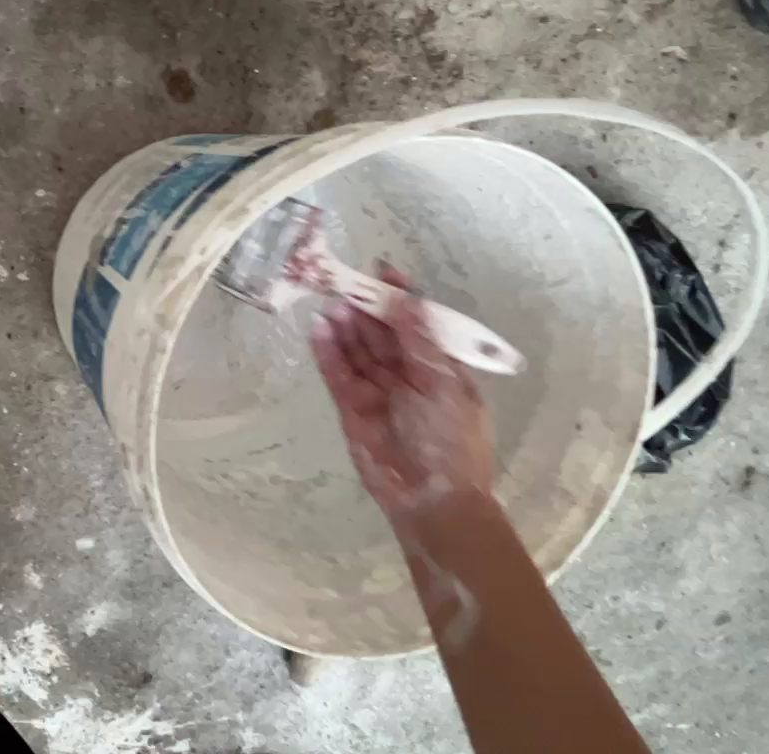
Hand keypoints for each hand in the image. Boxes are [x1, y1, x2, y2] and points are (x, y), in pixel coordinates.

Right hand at [309, 266, 493, 528]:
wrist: (431, 500)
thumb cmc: (450, 441)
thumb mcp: (444, 386)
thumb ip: (420, 342)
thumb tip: (407, 298)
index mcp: (439, 368)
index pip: (417, 323)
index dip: (402, 297)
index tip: (384, 269)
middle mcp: (406, 374)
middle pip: (381, 332)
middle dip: (366, 307)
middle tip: (344, 283)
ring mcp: (376, 389)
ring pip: (356, 349)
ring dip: (344, 325)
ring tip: (329, 303)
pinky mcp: (350, 405)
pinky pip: (337, 371)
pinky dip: (327, 350)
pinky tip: (318, 329)